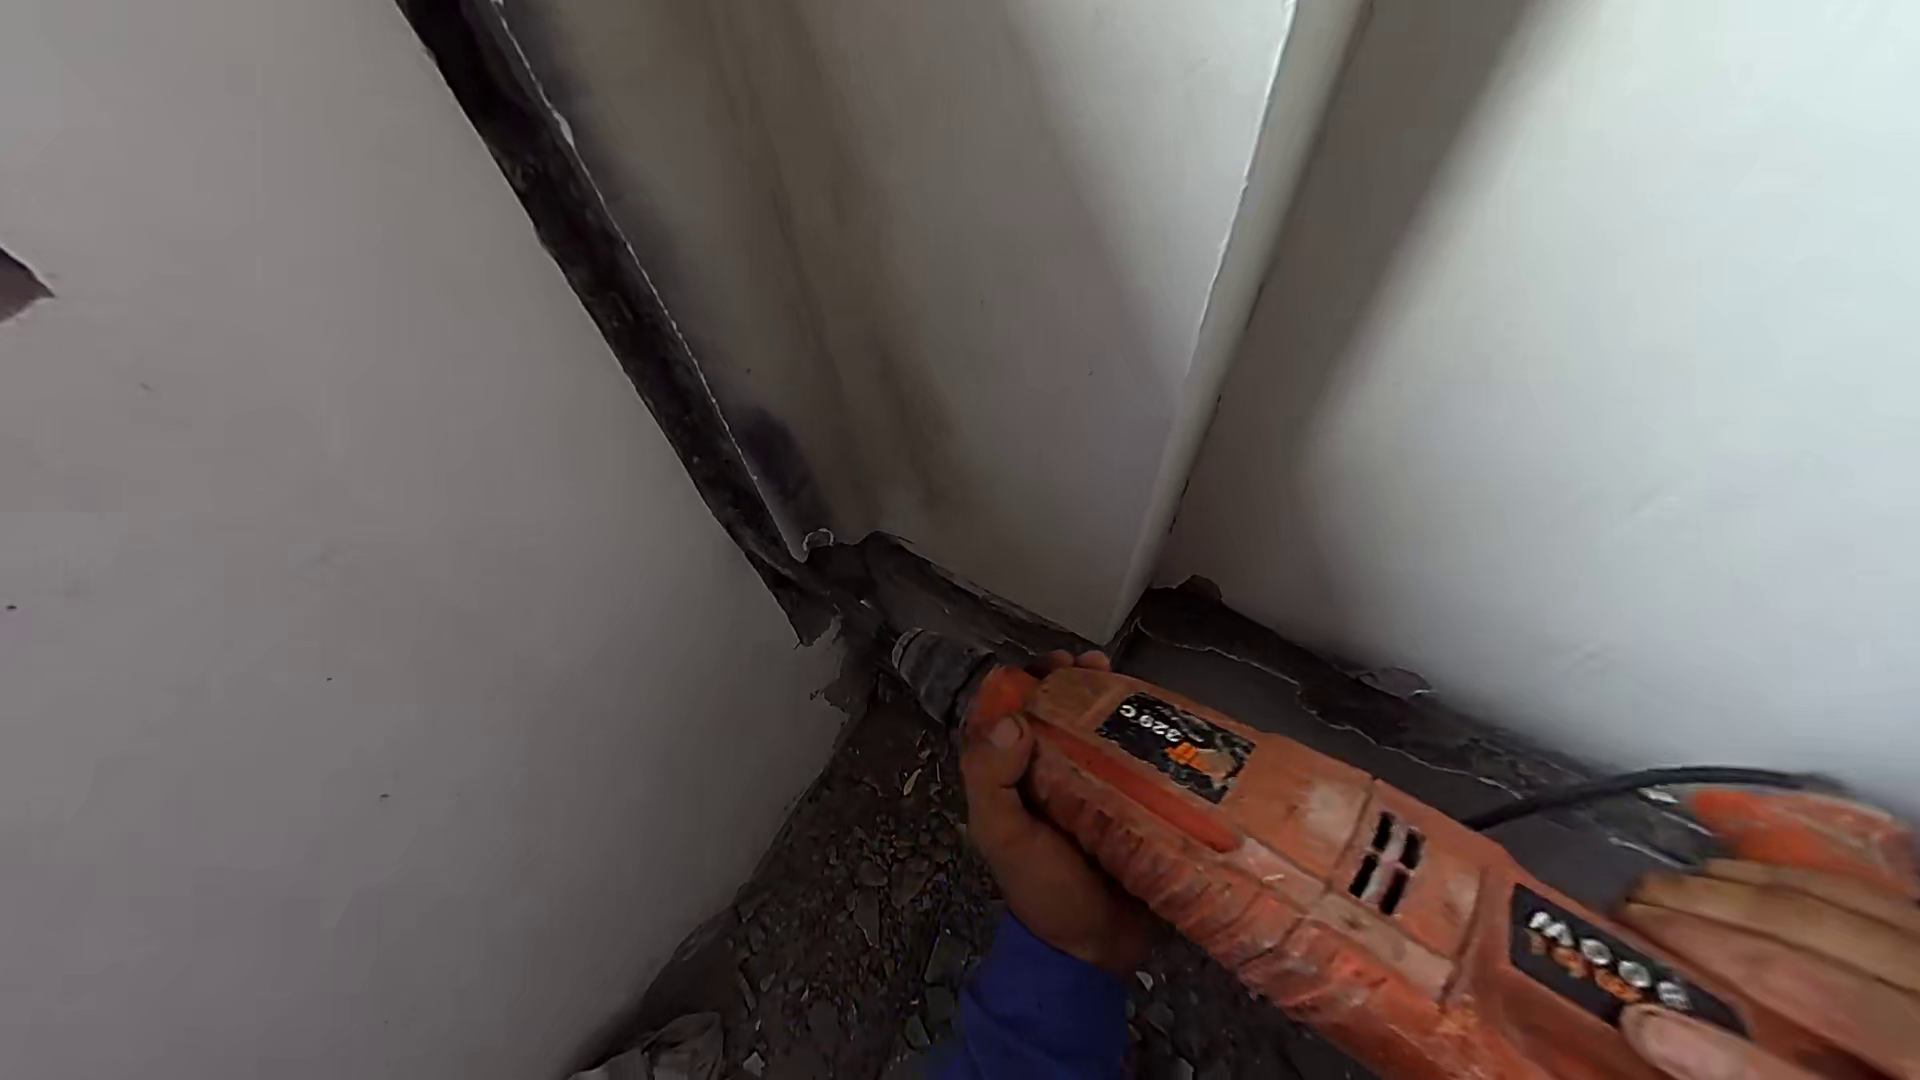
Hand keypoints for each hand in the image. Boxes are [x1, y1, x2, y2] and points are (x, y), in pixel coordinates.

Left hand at [959, 650, 1155, 975]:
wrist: (1095, 947)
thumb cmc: (1041, 888)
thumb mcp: (1001, 834)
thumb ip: (990, 779)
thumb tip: (1011, 720)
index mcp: (1013, 770)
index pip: (1013, 709)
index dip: (1029, 679)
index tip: (1053, 664)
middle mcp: (1048, 767)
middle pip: (1058, 709)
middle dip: (1073, 680)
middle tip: (1094, 664)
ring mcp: (1090, 780)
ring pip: (1095, 725)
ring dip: (1106, 696)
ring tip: (1120, 676)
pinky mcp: (1127, 796)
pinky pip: (1130, 752)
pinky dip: (1140, 730)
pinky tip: (1155, 714)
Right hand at [1616, 857, 1919, 1079]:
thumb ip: (1758, 1077)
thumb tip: (1643, 1026)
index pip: (1787, 975)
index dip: (1695, 943)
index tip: (1623, 924)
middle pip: (1797, 922)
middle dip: (1695, 903)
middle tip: (1628, 898)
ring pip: (1820, 897)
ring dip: (1725, 885)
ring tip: (1664, 885)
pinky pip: (1854, 889)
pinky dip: (1778, 877)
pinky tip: (1731, 875)